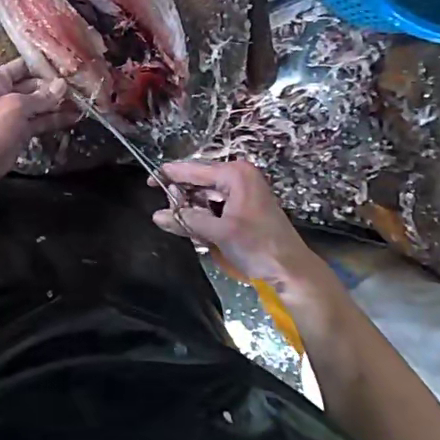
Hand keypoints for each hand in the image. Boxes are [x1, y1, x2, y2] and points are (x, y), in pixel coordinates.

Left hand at [0, 58, 80, 178]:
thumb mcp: (17, 106)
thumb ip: (42, 96)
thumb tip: (63, 85)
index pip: (24, 66)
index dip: (45, 67)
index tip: (68, 68)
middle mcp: (4, 92)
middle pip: (34, 85)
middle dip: (56, 88)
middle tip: (80, 87)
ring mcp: (13, 112)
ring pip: (39, 104)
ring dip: (58, 104)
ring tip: (82, 102)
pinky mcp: (20, 129)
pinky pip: (39, 120)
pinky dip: (54, 119)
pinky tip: (73, 117)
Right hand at [152, 159, 325, 292]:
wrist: (291, 270)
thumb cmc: (258, 246)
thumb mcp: (219, 232)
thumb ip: (186, 220)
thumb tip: (157, 216)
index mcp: (235, 174)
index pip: (194, 169)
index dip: (169, 176)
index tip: (148, 182)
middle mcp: (239, 176)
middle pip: (199, 182)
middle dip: (183, 199)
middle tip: (170, 218)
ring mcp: (243, 191)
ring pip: (205, 196)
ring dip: (193, 212)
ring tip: (185, 228)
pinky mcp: (245, 207)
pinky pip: (216, 206)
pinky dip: (205, 218)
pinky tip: (198, 232)